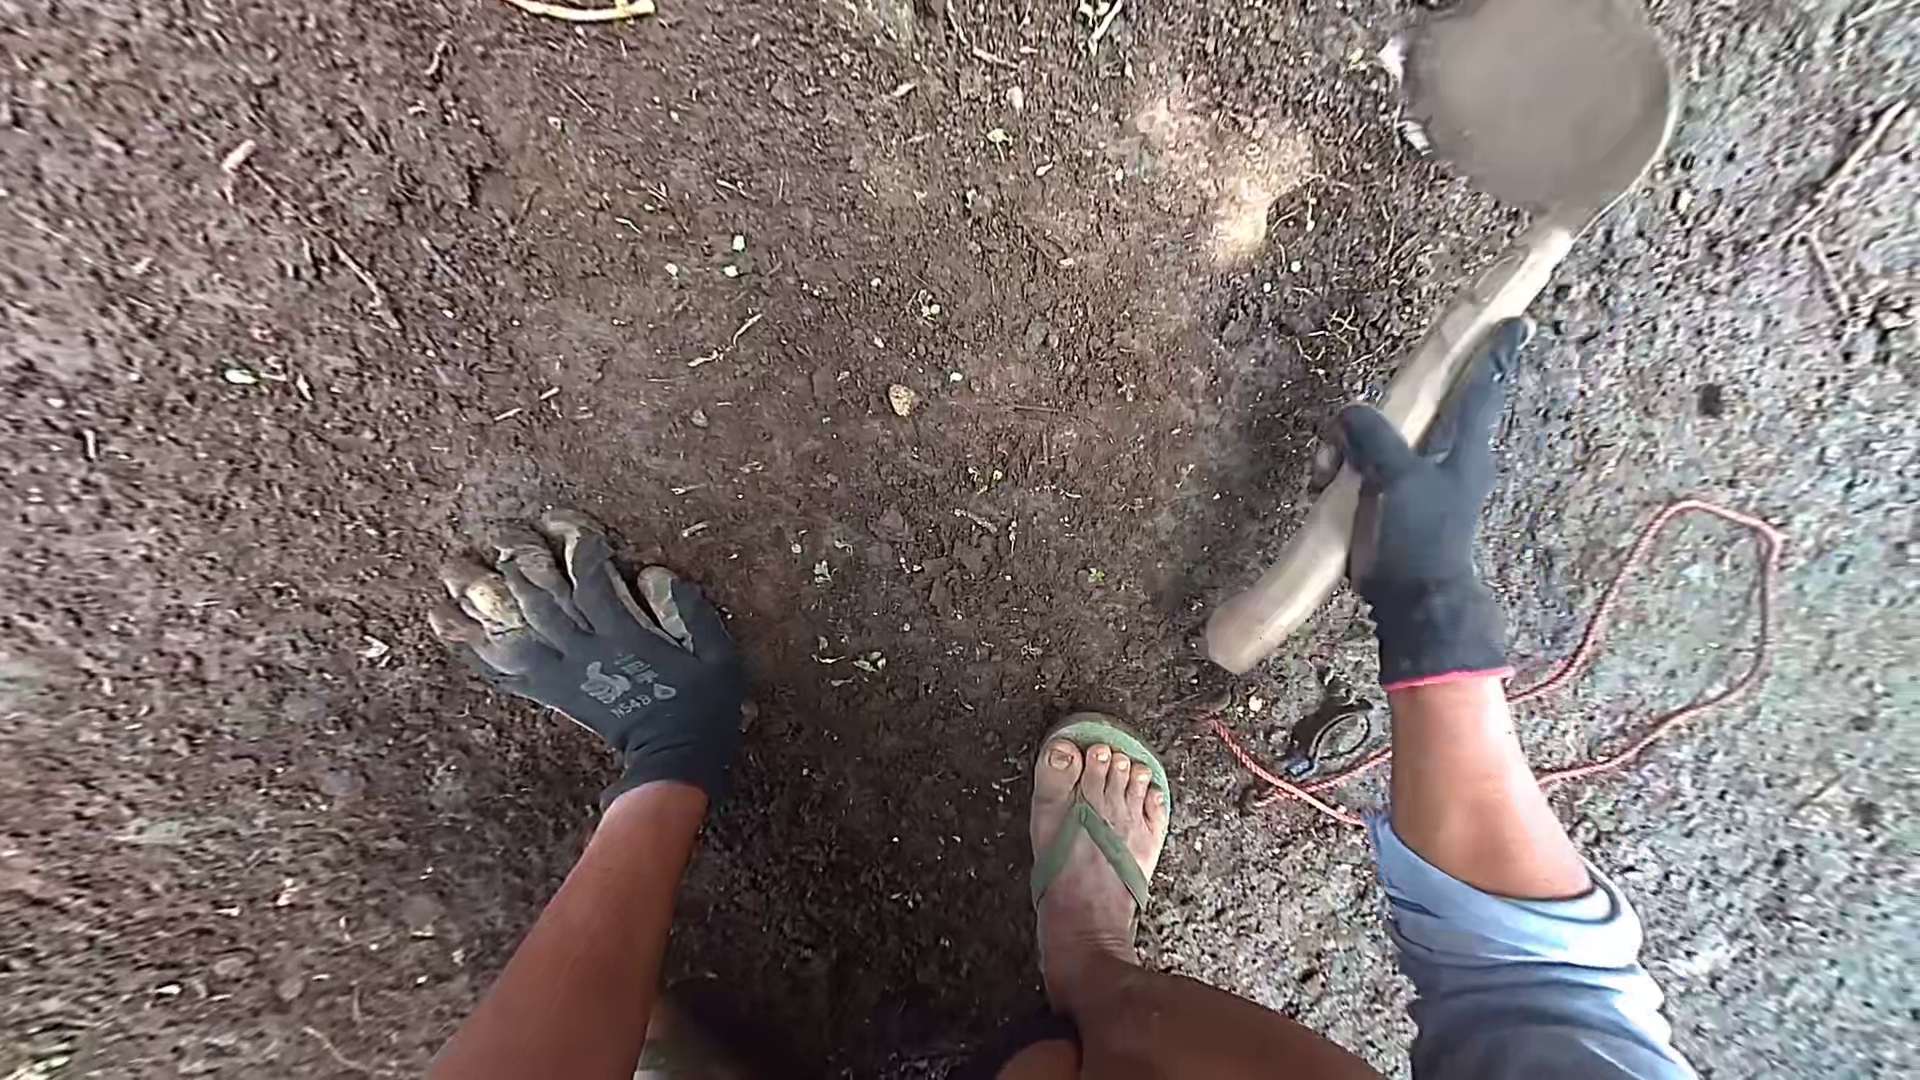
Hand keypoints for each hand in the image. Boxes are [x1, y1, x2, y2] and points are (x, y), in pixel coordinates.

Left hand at [429, 510, 744, 806]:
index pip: (593, 583)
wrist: (674, 756)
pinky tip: (446, 621)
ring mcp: (562, 674)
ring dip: (481, 598)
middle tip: (501, 531)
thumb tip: (660, 575)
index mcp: (628, 637)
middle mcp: (587, 651)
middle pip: (541, 599)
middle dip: (520, 561)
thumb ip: (692, 612)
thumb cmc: (702, 701)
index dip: (578, 548)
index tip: (568, 523)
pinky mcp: (551, 692)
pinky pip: (499, 668)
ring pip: (511, 629)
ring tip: (455, 566)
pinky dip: (470, 645)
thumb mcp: (719, 654)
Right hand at [1337, 318, 1529, 688]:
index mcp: (1462, 446)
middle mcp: (1442, 456)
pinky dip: (1337, 472)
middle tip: (1332, 451)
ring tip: (1323, 478)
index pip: (1481, 389)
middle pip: (1406, 412)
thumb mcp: (1397, 478)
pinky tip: (1323, 489)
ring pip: (1372, 440)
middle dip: (1364, 423)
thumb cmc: (1416, 535)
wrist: (1409, 594)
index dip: (1495, 356)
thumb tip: (1348, 412)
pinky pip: (1356, 467)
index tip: (1515, 324)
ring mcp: (1412, 478)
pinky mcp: (1385, 498)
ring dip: (1341, 453)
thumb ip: (1376, 437)